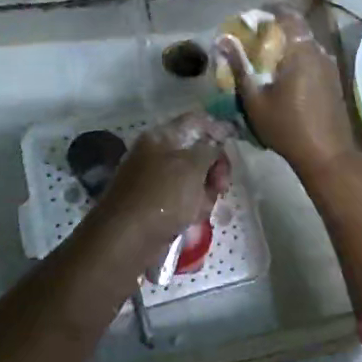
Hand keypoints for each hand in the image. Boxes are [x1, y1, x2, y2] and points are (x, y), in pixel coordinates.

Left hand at [94, 111, 233, 263]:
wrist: (127, 239)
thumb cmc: (162, 196)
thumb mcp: (192, 166)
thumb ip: (209, 149)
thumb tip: (217, 139)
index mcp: (161, 137)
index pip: (195, 122)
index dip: (217, 129)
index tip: (234, 145)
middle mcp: (156, 155)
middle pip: (198, 153)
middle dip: (214, 169)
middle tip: (220, 185)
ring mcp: (156, 181)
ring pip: (194, 180)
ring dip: (205, 193)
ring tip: (200, 208)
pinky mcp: (156, 206)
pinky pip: (184, 201)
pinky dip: (192, 209)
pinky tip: (191, 219)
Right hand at [218, 4, 356, 176]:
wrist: (327, 155)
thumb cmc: (287, 127)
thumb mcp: (255, 100)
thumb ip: (240, 67)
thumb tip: (223, 40)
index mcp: (300, 51)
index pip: (287, 15)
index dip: (268, 11)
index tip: (251, 18)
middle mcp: (319, 52)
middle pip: (297, 29)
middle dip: (275, 30)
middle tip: (254, 40)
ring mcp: (329, 66)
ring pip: (305, 45)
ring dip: (287, 46)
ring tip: (266, 59)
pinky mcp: (333, 81)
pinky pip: (312, 60)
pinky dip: (297, 60)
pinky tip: (283, 77)